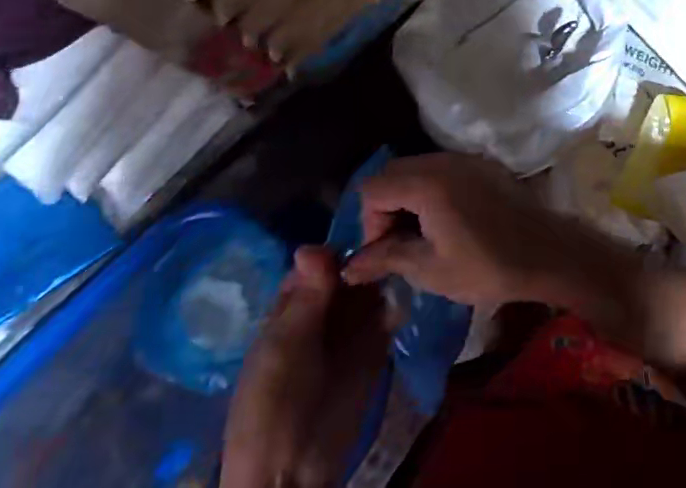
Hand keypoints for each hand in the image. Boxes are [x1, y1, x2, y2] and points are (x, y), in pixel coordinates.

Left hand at [220, 247, 388, 487]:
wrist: (293, 469)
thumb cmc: (273, 405)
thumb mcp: (283, 347)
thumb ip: (305, 298)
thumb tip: (310, 244)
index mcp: (291, 307)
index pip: (320, 263)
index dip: (342, 246)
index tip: (372, 223)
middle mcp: (324, 311)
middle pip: (351, 270)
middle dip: (373, 254)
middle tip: (400, 237)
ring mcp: (352, 328)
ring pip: (374, 287)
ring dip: (390, 271)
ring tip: (412, 254)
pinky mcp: (377, 346)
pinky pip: (391, 313)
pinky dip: (400, 299)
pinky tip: (413, 285)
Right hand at [341, 153, 629, 309]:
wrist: (547, 252)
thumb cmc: (488, 266)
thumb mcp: (430, 269)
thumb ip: (386, 258)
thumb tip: (348, 266)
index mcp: (429, 183)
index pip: (372, 188)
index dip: (369, 222)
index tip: (384, 253)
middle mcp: (446, 161)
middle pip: (394, 173)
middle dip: (385, 208)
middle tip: (397, 245)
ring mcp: (468, 159)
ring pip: (418, 169)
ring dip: (408, 199)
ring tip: (419, 237)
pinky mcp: (485, 165)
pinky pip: (444, 170)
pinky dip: (432, 191)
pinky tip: (445, 222)